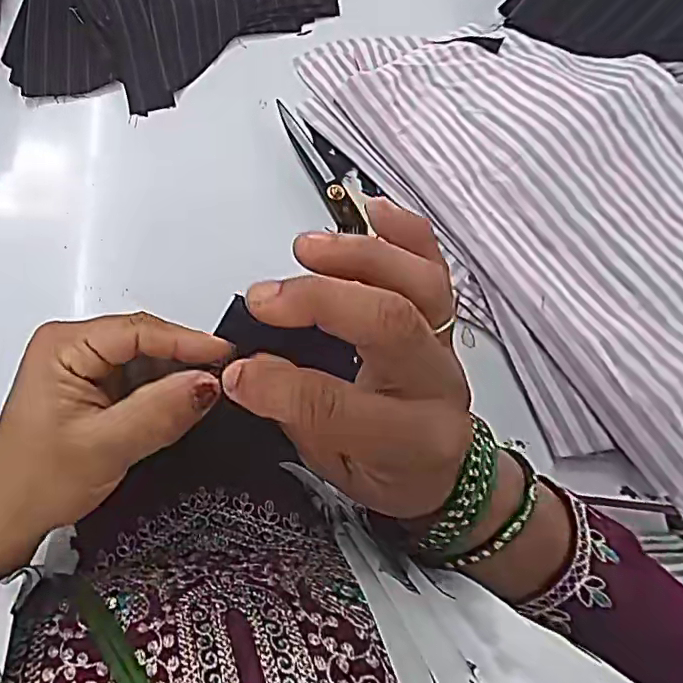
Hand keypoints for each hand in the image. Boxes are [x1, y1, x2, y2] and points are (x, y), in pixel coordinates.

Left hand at [0, 312, 231, 537]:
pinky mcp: (93, 387)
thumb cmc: (31, 481)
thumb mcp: (104, 446)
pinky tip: (178, 411)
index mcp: (62, 345)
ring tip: (204, 401)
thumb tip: (206, 383)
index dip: (187, 341)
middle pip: (145, 341)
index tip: (225, 355)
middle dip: (183, 362)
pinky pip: (140, 381)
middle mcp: (70, 347)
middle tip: (224, 381)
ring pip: (146, 361)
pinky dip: (162, 395)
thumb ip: (159, 411)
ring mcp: (83, 367)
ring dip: (174, 381)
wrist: (7, 517)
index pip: (138, 330)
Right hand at [221, 198, 473, 519]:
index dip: (279, 384)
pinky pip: (435, 266)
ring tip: (306, 247)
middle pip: (389, 325)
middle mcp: (435, 385)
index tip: (236, 370)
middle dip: (318, 301)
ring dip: (358, 256)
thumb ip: (293, 415)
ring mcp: (444, 345)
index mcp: (408, 438)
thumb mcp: (332, 466)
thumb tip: (244, 371)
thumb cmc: (390, 470)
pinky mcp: (443, 317)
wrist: (447, 471)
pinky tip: (372, 211)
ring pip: (417, 285)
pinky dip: (406, 233)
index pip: (340, 405)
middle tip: (264, 298)